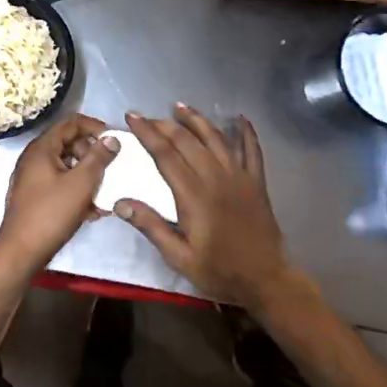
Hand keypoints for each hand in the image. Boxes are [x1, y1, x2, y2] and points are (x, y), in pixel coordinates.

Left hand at [0, 115, 119, 271]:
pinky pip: (60, 185)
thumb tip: (111, 138)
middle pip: (69, 144)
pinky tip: (92, 211)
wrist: (21, 252)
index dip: (95, 127)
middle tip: (110, 170)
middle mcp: (34, 158)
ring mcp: (32, 179)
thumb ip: (98, 158)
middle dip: (92, 155)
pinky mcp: (34, 197)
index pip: (70, 123)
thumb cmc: (51, 214)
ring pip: (66, 167)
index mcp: (41, 148)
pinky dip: (77, 191)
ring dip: (87, 176)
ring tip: (105, 195)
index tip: (114, 140)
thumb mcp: (81, 184)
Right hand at [116, 104, 292, 309]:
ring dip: (197, 120)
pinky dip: (246, 132)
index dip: (148, 133)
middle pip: (188, 141)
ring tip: (180, 107)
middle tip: (147, 117)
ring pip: (216, 138)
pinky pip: (252, 149)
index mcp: (194, 195)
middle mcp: (216, 177)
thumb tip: (120, 202)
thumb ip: (151, 226)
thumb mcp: (179, 257)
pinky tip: (240, 118)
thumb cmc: (219, 271)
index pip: (166, 155)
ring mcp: (240, 177)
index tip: (132, 118)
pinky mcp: (257, 182)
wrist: (266, 280)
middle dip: (165, 124)